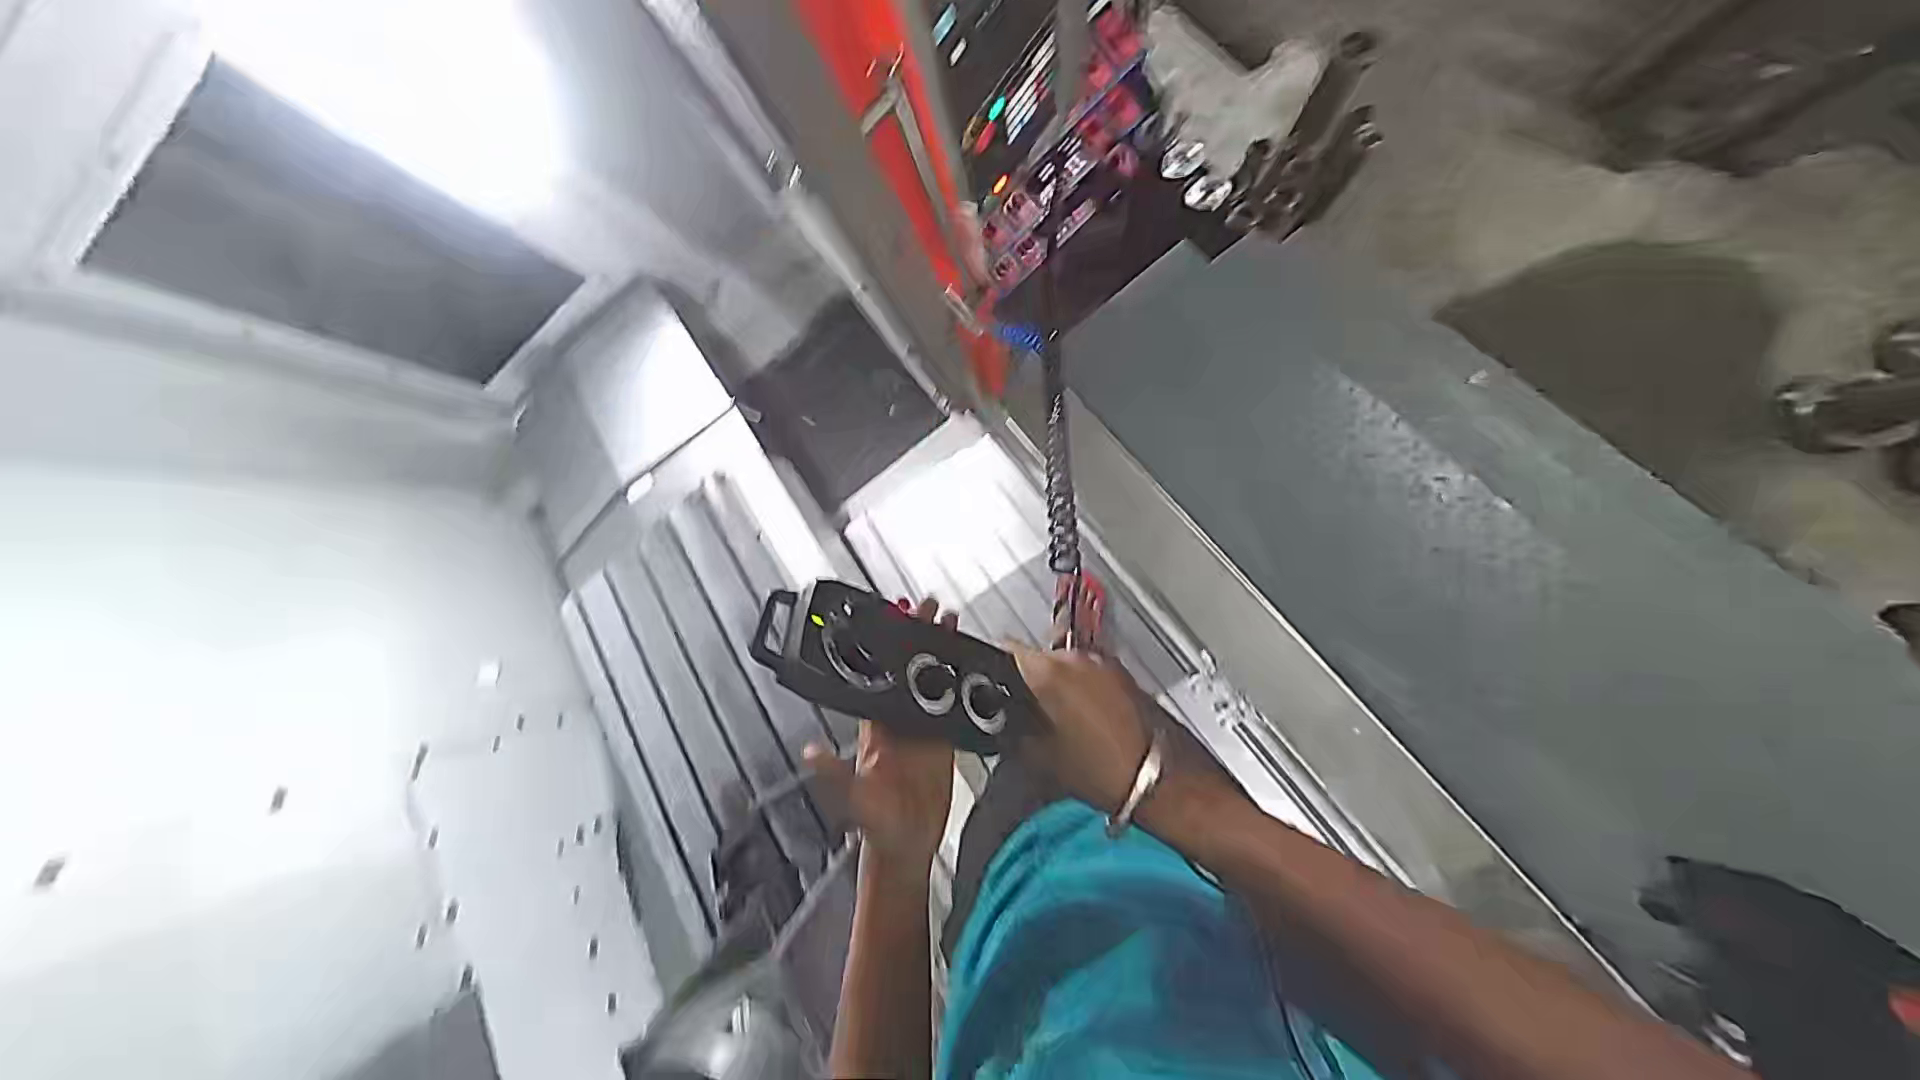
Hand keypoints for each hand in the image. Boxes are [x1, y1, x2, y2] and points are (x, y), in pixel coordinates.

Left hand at [804, 598, 956, 875]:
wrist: (906, 846)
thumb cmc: (876, 825)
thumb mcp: (853, 801)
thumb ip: (835, 776)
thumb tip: (811, 753)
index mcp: (874, 727)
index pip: (878, 676)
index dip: (887, 647)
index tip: (895, 620)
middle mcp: (896, 721)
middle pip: (907, 669)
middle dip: (917, 636)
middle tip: (929, 608)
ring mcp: (921, 728)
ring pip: (931, 680)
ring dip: (940, 652)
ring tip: (952, 624)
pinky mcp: (942, 740)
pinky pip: (952, 703)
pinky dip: (960, 680)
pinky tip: (969, 662)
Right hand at [1006, 645, 1154, 813]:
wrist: (1160, 780)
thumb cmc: (1106, 771)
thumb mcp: (1039, 756)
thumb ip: (1012, 728)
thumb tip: (1001, 718)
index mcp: (1049, 672)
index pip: (1006, 649)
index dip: (994, 668)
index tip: (992, 683)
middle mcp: (1076, 658)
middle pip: (1035, 656)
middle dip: (1026, 680)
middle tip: (1023, 711)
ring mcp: (1102, 662)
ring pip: (1062, 663)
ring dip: (1054, 683)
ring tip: (1055, 719)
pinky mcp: (1121, 673)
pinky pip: (1086, 671)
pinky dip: (1079, 687)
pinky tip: (1081, 720)